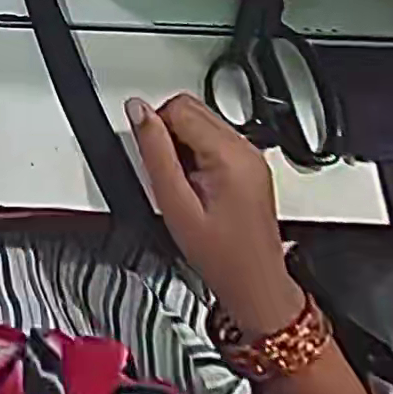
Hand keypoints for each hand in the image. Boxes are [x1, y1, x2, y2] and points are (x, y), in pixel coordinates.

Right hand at [127, 93, 304, 335]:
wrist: (255, 286)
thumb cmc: (221, 256)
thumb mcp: (175, 205)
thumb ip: (154, 152)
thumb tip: (137, 110)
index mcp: (229, 154)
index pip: (178, 108)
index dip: (156, 129)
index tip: (154, 160)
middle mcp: (245, 147)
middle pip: (190, 108)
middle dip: (168, 133)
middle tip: (168, 174)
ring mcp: (250, 153)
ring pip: (200, 118)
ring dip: (181, 142)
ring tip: (183, 183)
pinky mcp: (250, 161)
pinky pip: (213, 136)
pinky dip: (196, 151)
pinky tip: (196, 184)